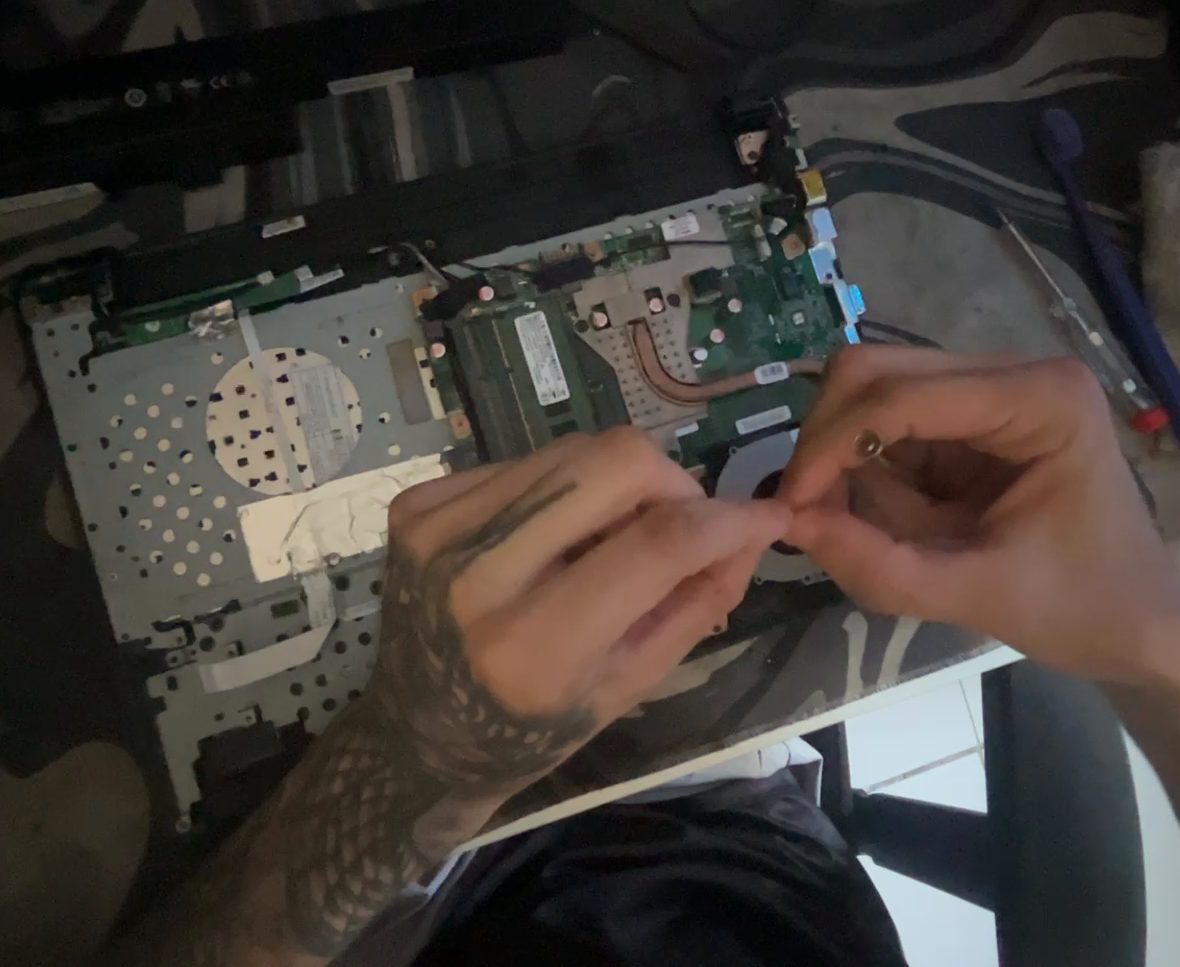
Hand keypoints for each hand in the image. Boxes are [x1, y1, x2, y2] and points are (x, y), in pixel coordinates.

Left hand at [367, 425, 789, 803]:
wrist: (415, 731)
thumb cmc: (529, 730)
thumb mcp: (627, 686)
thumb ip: (696, 602)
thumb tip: (752, 531)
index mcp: (534, 647)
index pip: (656, 545)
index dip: (727, 520)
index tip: (764, 516)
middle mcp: (478, 573)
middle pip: (615, 461)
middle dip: (672, 482)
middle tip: (678, 523)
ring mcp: (439, 527)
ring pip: (575, 447)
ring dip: (619, 483)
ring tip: (611, 535)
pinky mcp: (419, 502)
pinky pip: (529, 460)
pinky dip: (566, 487)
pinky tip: (556, 534)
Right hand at [776, 346, 1179, 686]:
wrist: (1137, 623)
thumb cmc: (1083, 608)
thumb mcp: (977, 596)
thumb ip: (880, 566)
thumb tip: (789, 523)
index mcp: (1040, 398)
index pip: (901, 396)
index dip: (831, 447)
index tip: (790, 509)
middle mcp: (1010, 372)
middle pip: (872, 371)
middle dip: (825, 439)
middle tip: (803, 508)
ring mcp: (984, 388)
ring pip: (865, 387)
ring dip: (833, 449)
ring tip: (831, 514)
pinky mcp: (960, 415)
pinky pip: (878, 419)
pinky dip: (851, 460)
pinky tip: (858, 506)